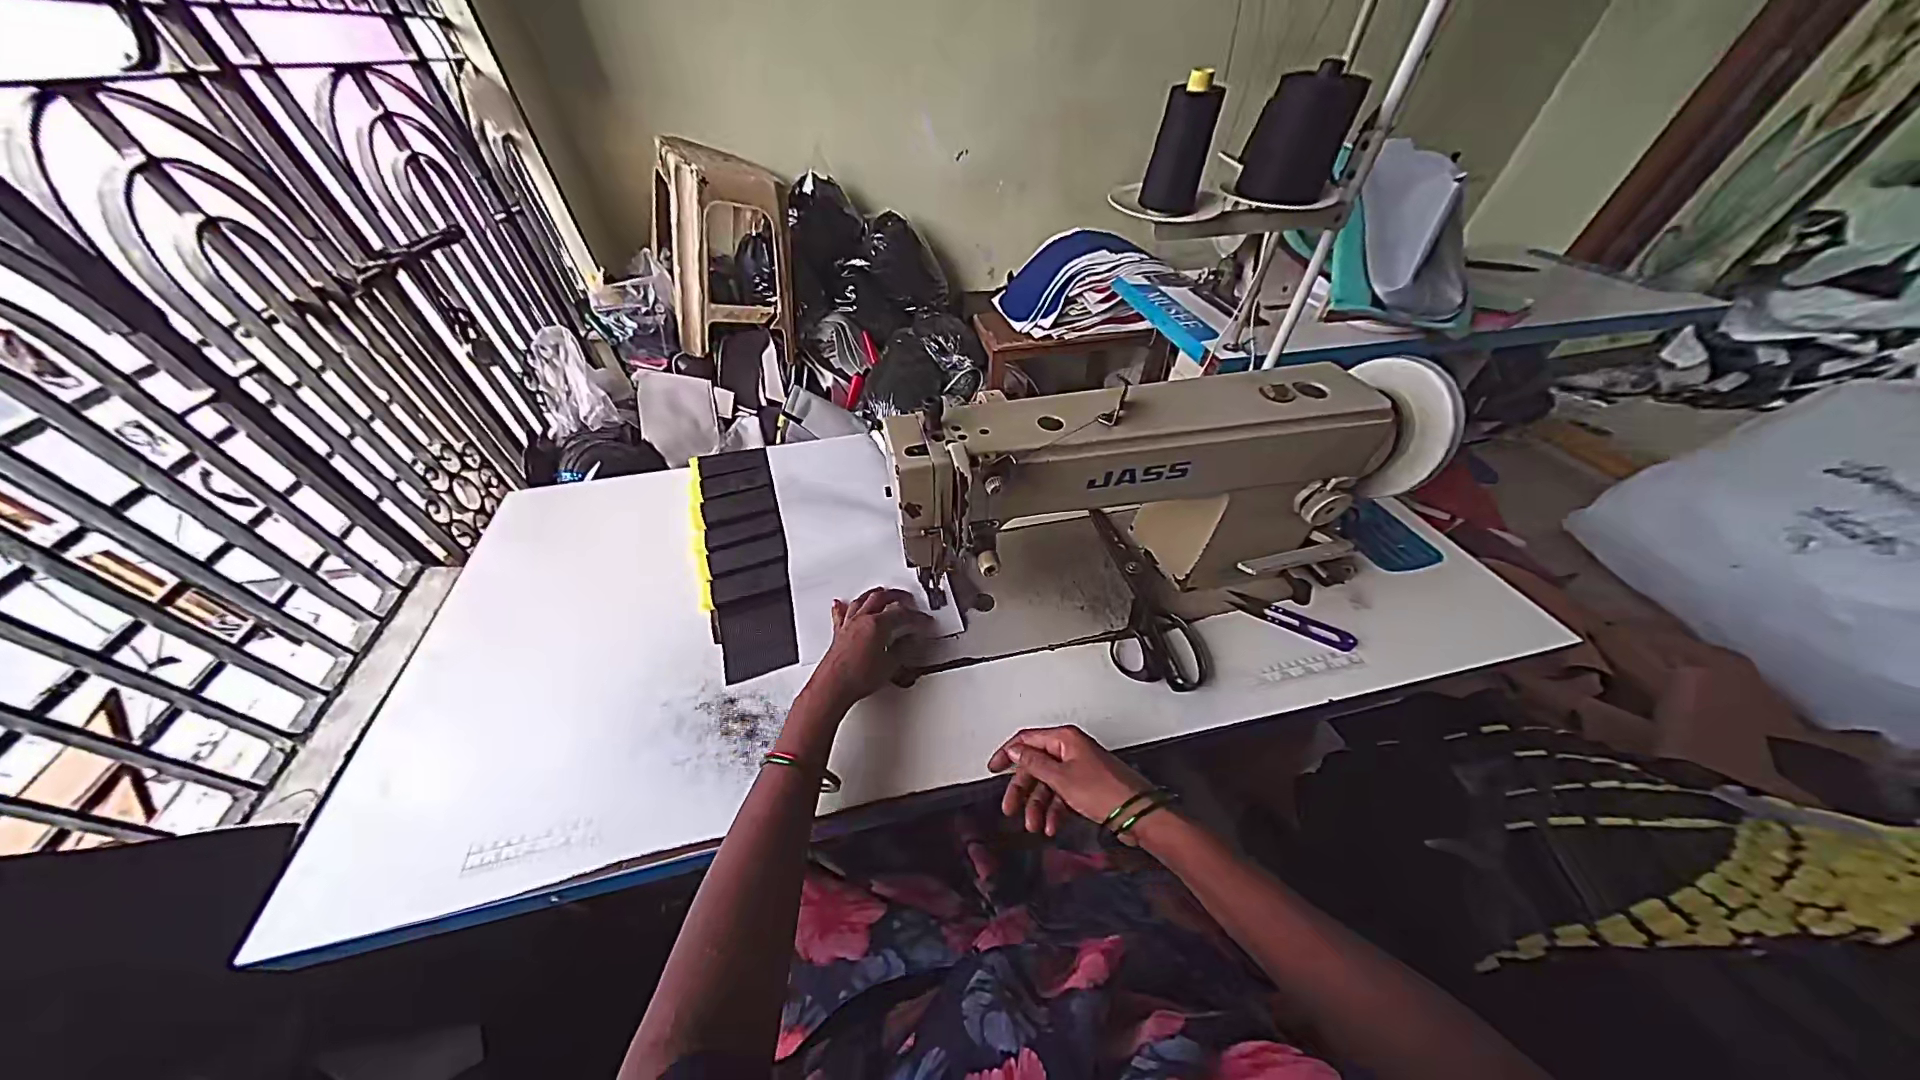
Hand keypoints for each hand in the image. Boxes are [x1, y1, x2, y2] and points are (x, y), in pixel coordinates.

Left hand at [805, 587, 931, 709]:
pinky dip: (843, 606)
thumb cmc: (857, 677)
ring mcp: (848, 625)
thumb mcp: (890, 666)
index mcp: (877, 624)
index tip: (924, 620)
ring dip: (874, 595)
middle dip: (897, 596)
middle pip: (881, 598)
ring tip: (880, 593)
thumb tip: (907, 643)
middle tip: (906, 598)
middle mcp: (862, 620)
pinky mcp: (838, 634)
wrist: (833, 687)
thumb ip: (901, 650)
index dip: (917, 617)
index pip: (903, 614)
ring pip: (862, 600)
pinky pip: (841, 614)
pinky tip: (840, 603)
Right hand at [987, 725, 1152, 838]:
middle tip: (1011, 806)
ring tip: (1034, 824)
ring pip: (1048, 783)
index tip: (994, 767)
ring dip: (1038, 805)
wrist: (1138, 814)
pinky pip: (1062, 794)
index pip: (1026, 740)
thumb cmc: (1107, 792)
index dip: (1007, 754)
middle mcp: (1072, 749)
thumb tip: (1015, 751)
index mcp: (1065, 739)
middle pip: (1035, 765)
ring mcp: (1080, 767)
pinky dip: (1054, 810)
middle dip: (1022, 789)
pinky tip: (1050, 825)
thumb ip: (1033, 763)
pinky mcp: (1087, 785)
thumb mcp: (1061, 778)